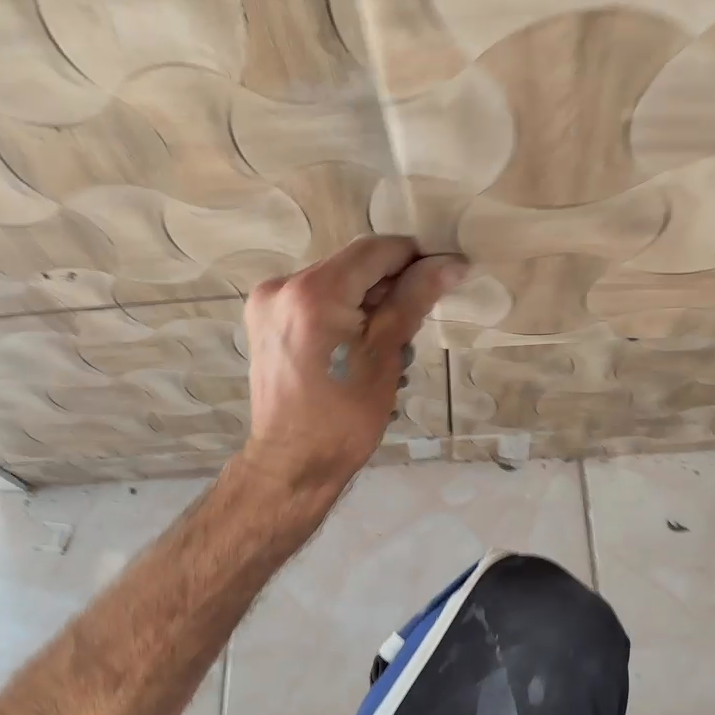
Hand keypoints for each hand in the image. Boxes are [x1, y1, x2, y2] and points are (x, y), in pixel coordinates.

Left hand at [238, 236, 467, 490]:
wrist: (292, 465)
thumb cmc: (343, 418)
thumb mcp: (386, 355)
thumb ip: (414, 299)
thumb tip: (450, 263)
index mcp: (311, 291)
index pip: (373, 250)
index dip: (413, 257)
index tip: (444, 273)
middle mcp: (281, 287)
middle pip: (351, 267)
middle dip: (389, 288)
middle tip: (414, 327)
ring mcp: (267, 305)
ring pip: (334, 284)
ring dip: (367, 305)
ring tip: (385, 349)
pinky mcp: (264, 323)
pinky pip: (314, 303)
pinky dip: (341, 316)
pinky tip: (357, 352)